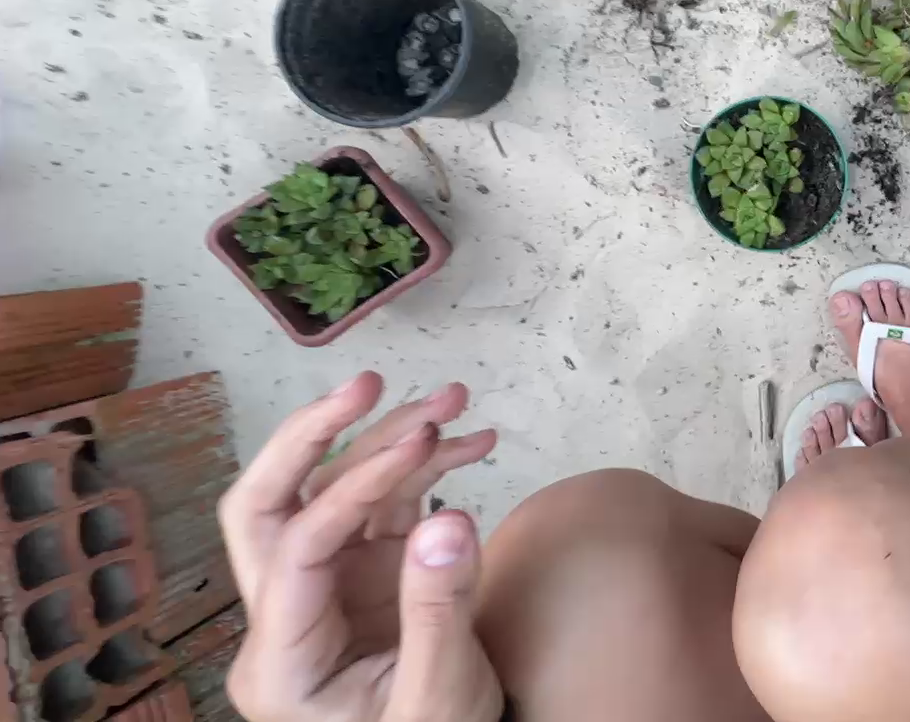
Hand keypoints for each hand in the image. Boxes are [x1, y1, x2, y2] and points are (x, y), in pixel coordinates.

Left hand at [219, 373, 501, 721]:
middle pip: (269, 506)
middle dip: (315, 436)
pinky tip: (476, 443)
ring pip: (340, 489)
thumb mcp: (438, 693)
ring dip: (395, 436)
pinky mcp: (377, 566)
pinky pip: (393, 499)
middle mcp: (294, 607)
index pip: (298, 546)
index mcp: (283, 656)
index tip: (427, 440)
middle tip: (370, 383)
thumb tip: (449, 515)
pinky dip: (433, 464)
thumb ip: (438, 609)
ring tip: (458, 400)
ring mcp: (335, 582)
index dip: (359, 484)